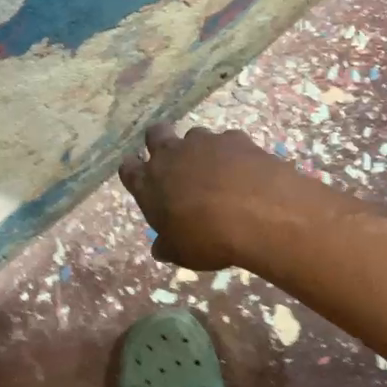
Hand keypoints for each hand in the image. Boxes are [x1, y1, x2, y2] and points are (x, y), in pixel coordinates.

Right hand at [119, 124, 288, 270]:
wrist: (257, 214)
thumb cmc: (208, 238)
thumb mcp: (182, 252)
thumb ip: (167, 245)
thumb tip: (159, 248)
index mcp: (149, 182)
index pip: (128, 168)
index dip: (135, 172)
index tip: (144, 181)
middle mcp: (171, 154)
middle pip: (155, 133)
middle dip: (161, 142)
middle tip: (176, 163)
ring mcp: (203, 142)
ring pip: (194, 136)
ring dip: (201, 151)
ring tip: (219, 174)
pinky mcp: (235, 139)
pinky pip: (229, 142)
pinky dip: (234, 155)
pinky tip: (247, 174)